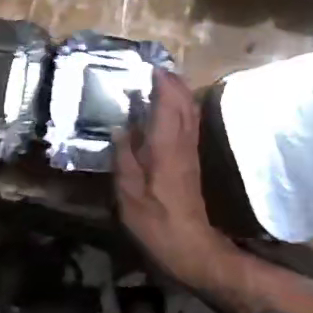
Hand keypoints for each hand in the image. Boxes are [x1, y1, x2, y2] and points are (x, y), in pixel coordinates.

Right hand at [115, 69, 236, 285]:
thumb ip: (124, 156)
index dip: (162, 82)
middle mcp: (182, 141)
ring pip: (189, 110)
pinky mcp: (192, 159)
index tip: (150, 66)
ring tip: (161, 82)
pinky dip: (181, 107)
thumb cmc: (156, 220)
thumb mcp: (129, 192)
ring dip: (179, 92)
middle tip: (154, 69)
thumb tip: (120, 127)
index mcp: (166, 144)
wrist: (190, 246)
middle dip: (172, 81)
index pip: (169, 102)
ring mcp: (190, 150)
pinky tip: (168, 110)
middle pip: (184, 101)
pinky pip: (189, 122)